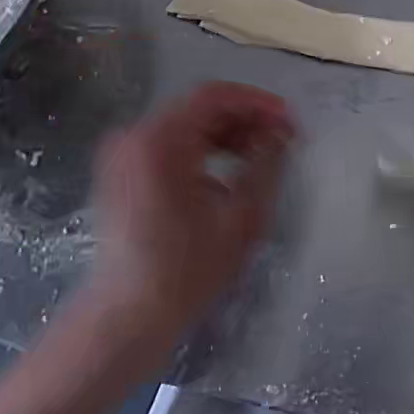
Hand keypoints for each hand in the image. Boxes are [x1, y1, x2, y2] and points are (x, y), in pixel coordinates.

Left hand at [77, 82, 294, 366]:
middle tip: (283, 140)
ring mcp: (124, 155)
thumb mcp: (242, 215)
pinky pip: (172, 145)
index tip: (290, 121)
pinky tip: (231, 172)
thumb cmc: (186, 270)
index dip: (258, 102)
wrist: (126, 318)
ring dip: (229, 135)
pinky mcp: (123, 173)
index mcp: (159, 141)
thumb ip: (266, 162)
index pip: (215, 96)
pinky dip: (206, 150)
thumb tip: (279, 132)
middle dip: (247, 119)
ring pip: (188, 126)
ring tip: (263, 156)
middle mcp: (135, 137)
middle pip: (201, 108)